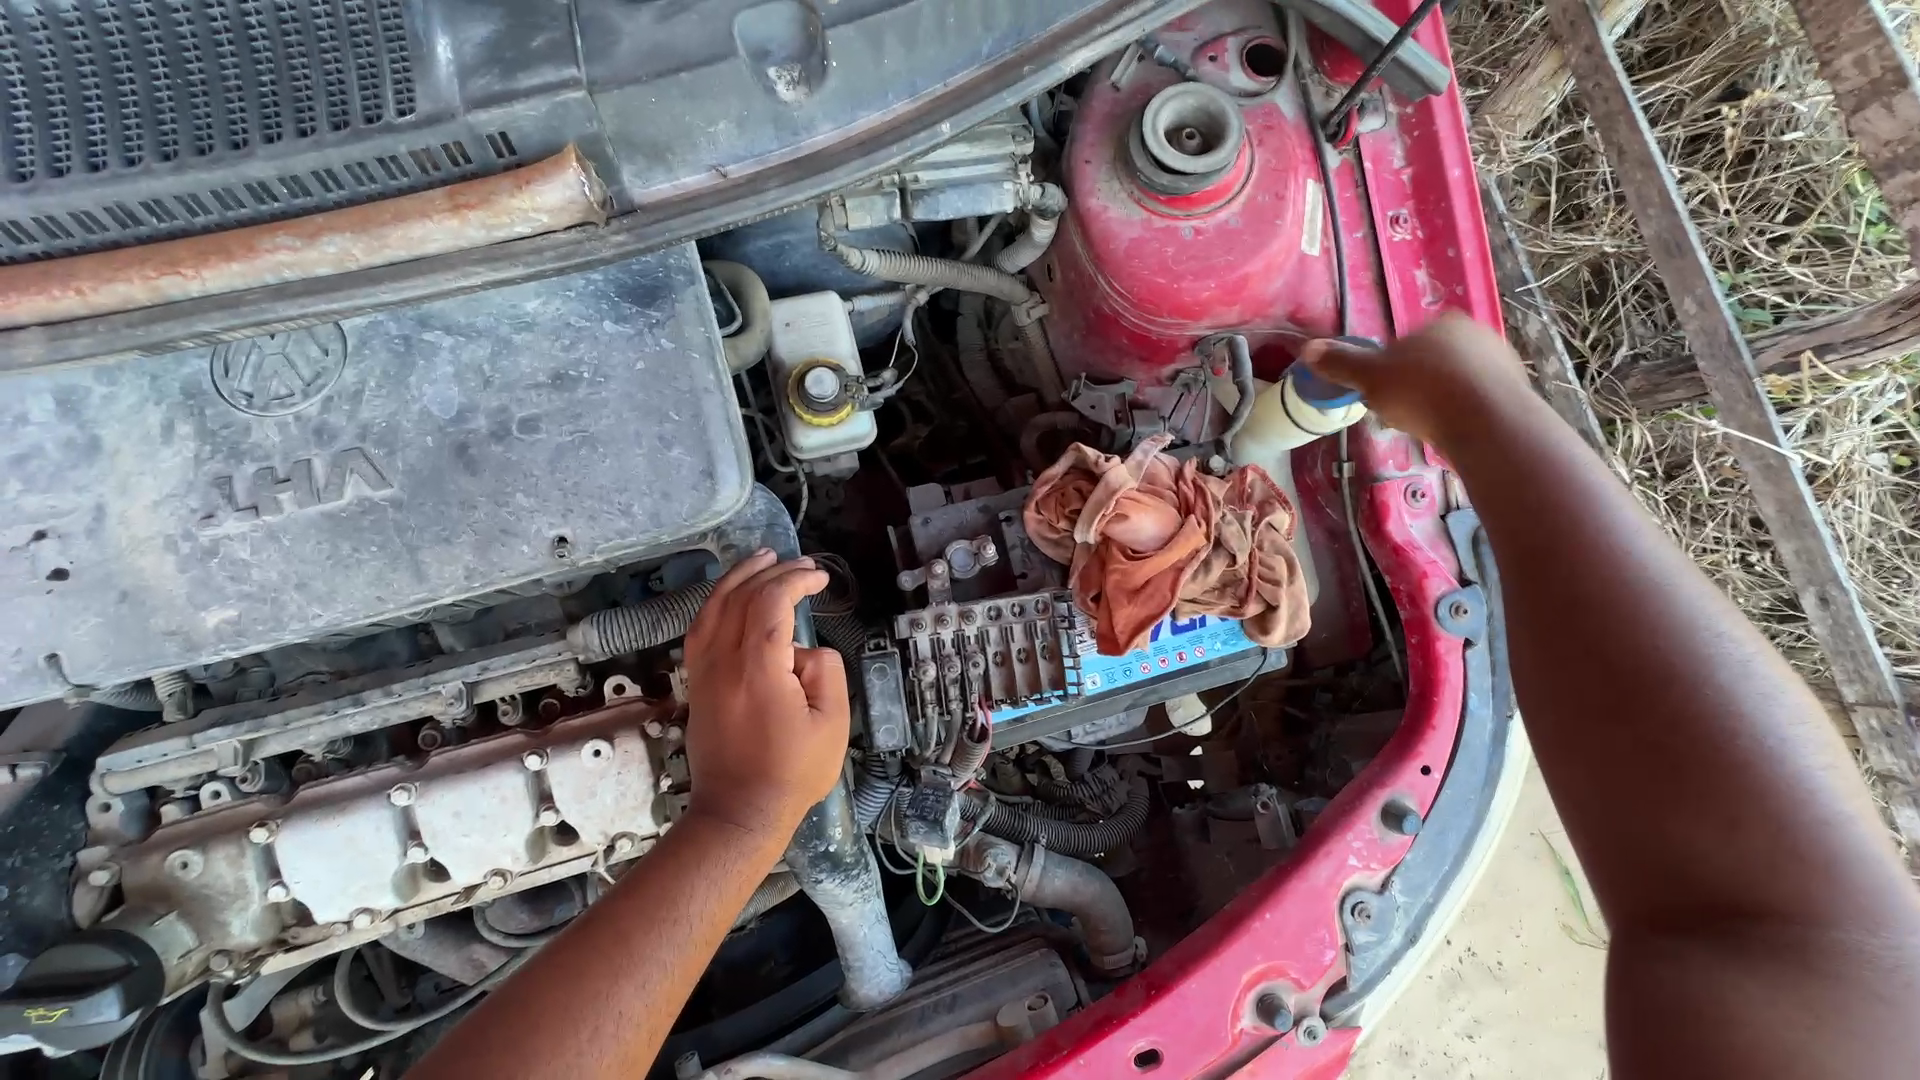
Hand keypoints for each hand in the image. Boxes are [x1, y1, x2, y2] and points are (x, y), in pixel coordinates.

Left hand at [681, 551, 850, 844]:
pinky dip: (717, 602)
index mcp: (759, 670)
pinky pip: (700, 628)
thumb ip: (826, 671)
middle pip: (742, 597)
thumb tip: (804, 649)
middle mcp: (724, 662)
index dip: (796, 581)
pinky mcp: (697, 683)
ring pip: (714, 606)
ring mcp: (704, 672)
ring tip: (763, 559)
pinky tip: (732, 596)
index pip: (772, 603)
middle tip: (803, 566)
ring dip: (739, 577)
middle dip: (774, 573)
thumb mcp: (832, 724)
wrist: (739, 812)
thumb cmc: (792, 772)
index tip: (820, 579)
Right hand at [1300, 312, 1533, 450]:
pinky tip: (1449, 430)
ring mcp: (1497, 361)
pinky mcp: (1512, 389)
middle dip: (1412, 385)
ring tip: (1424, 425)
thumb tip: (1307, 349)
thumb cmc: (1421, 391)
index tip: (1380, 393)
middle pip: (1428, 362)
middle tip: (1399, 412)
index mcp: (1439, 323)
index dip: (1386, 370)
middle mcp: (1474, 333)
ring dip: (1435, 400)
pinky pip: (1473, 399)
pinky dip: (1458, 412)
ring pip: (1451, 381)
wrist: (1485, 421)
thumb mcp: (1369, 378)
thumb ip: (1340, 363)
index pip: (1402, 344)